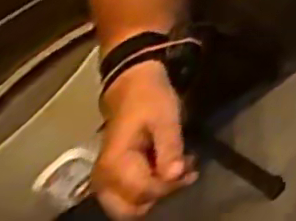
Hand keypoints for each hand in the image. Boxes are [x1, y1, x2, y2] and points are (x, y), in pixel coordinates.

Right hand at [95, 61, 194, 218]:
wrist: (133, 88)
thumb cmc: (151, 100)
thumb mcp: (166, 119)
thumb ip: (169, 147)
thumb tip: (175, 176)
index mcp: (114, 166)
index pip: (141, 193)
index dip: (168, 187)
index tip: (192, 169)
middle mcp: (103, 182)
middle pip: (131, 209)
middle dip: (162, 195)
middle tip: (188, 172)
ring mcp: (105, 182)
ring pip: (131, 205)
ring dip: (159, 192)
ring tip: (185, 167)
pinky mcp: (113, 178)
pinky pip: (130, 194)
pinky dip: (152, 186)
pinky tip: (173, 166)